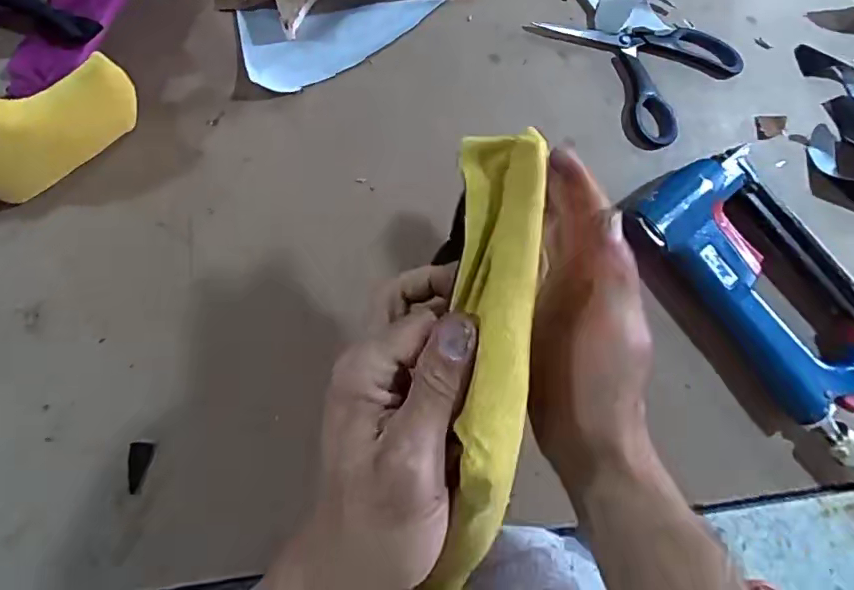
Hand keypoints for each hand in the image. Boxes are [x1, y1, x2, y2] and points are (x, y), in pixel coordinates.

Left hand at [263, 264, 476, 589]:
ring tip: (493, 331)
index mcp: (365, 369)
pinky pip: (425, 357)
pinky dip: (453, 354)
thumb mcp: (411, 459)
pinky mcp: (396, 401)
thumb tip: (464, 320)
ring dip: (452, 322)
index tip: (502, 317)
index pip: (420, 315)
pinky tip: (480, 367)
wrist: (351, 577)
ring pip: (417, 325)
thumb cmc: (380, 526)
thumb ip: (436, 388)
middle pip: (406, 301)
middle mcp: (369, 363)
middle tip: (492, 301)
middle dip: (446, 292)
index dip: (460, 312)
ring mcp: (381, 381)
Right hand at [529, 145, 656, 487]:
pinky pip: (527, 267)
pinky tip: (493, 238)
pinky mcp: (537, 312)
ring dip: (531, 211)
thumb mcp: (618, 325)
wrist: (589, 442)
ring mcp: (560, 292)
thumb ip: (615, 271)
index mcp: (603, 269)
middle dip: (549, 188)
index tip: (550, 151)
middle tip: (518, 160)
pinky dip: (515, 246)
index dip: (573, 180)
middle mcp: (583, 272)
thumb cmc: (605, 381)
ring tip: (504, 186)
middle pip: (566, 219)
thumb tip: (609, 213)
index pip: (589, 212)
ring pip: (546, 239)